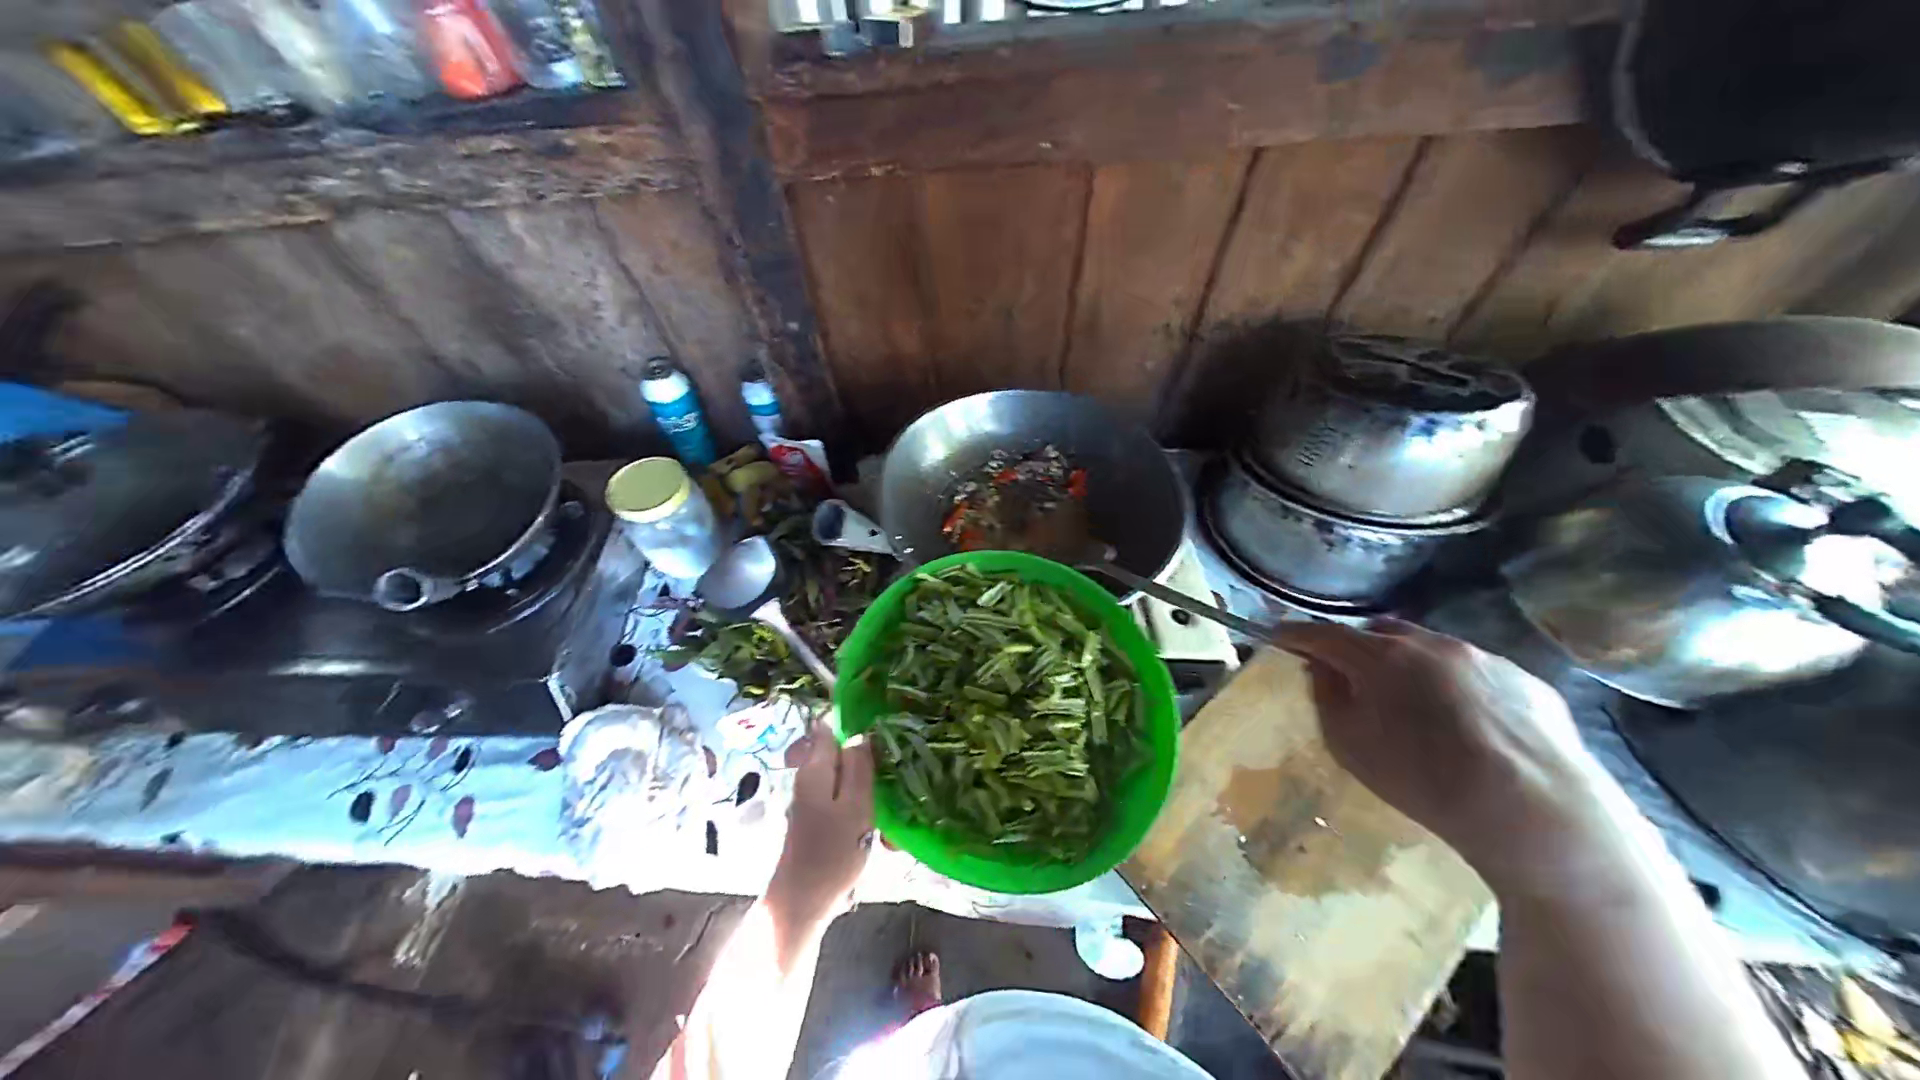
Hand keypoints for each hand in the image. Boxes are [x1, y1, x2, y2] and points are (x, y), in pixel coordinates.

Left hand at [767, 719, 873, 927]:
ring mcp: (811, 798)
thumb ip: (858, 767)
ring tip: (889, 793)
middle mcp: (808, 776)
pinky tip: (877, 817)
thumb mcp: (855, 806)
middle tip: (893, 764)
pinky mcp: (817, 817)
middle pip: (838, 749)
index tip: (881, 723)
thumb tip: (862, 733)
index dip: (852, 718)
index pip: (829, 725)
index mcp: (815, 768)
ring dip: (865, 780)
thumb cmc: (832, 853)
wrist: (802, 902)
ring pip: (842, 774)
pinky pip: (841, 795)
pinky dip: (859, 800)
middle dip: (864, 753)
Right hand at [1273, 619, 1628, 898]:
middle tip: (1351, 677)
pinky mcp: (1524, 680)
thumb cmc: (1423, 780)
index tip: (1279, 638)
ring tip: (1414, 707)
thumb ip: (1326, 697)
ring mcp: (1482, 658)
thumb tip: (1323, 668)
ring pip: (1428, 649)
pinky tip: (1466, 726)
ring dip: (1409, 666)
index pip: (1323, 634)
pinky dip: (1454, 686)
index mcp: (1381, 657)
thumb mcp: (1349, 744)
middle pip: (1378, 632)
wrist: (1536, 813)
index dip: (1296, 635)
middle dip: (1357, 648)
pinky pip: (1474, 672)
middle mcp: (1430, 644)